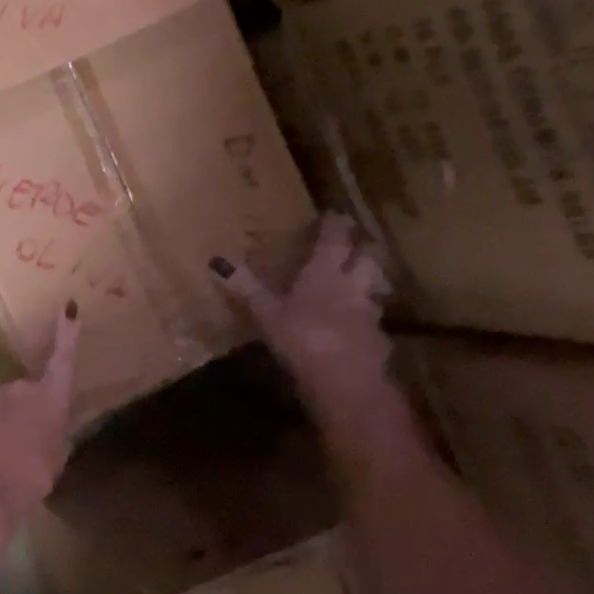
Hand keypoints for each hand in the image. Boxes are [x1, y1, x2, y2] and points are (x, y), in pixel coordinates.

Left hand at [0, 302, 81, 524]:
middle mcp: (22, 386)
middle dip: (24, 409)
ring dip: (0, 416)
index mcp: (51, 397)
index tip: (68, 306)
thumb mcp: (57, 455)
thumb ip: (56, 432)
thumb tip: (51, 425)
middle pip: (26, 391)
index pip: (63, 359)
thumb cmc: (32, 475)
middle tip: (22, 440)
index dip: (67, 333)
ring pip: (0, 400)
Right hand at [210, 213, 392, 415]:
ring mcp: (369, 312)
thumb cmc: (302, 336)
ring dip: (368, 280)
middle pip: (368, 258)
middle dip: (362, 248)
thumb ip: (247, 287)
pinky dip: (363, 315)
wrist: (345, 380)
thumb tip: (217, 262)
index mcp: (325, 273)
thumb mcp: (266, 312)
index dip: (335, 225)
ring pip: (375, 287)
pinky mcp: (376, 338)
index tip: (334, 213)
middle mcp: (353, 286)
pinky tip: (352, 324)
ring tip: (356, 282)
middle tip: (353, 244)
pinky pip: (372, 318)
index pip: (335, 240)